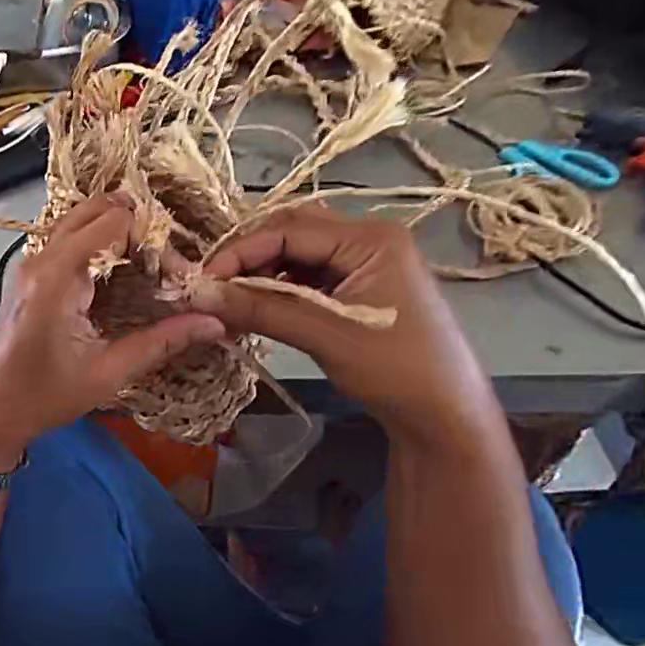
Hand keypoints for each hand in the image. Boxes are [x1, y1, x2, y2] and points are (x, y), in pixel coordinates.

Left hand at [0, 194, 225, 468]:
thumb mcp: (108, 372)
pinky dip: (99, 244)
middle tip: (166, 262)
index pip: (114, 223)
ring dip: (117, 231)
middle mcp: (40, 258)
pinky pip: (69, 240)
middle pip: (95, 210)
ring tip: (149, 264)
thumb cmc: (44, 396)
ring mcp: (31, 263)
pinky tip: (120, 273)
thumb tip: (213, 323)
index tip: (177, 271)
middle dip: (137, 226)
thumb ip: (162, 342)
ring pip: (80, 220)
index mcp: (57, 276)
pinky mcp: (31, 274)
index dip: (152, 238)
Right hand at [189, 207, 499, 442]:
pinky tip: (257, 306)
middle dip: (249, 256)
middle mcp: (367, 239)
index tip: (203, 279)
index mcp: (370, 238)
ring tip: (229, 298)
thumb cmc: (395, 370)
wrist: (443, 415)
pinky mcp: (358, 286)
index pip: (290, 230)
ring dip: (262, 272)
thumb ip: (262, 309)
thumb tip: (200, 294)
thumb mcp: (324, 336)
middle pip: (293, 232)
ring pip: (298, 254)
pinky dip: (279, 288)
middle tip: (212, 284)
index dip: (241, 251)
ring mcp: (364, 262)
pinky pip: (308, 276)